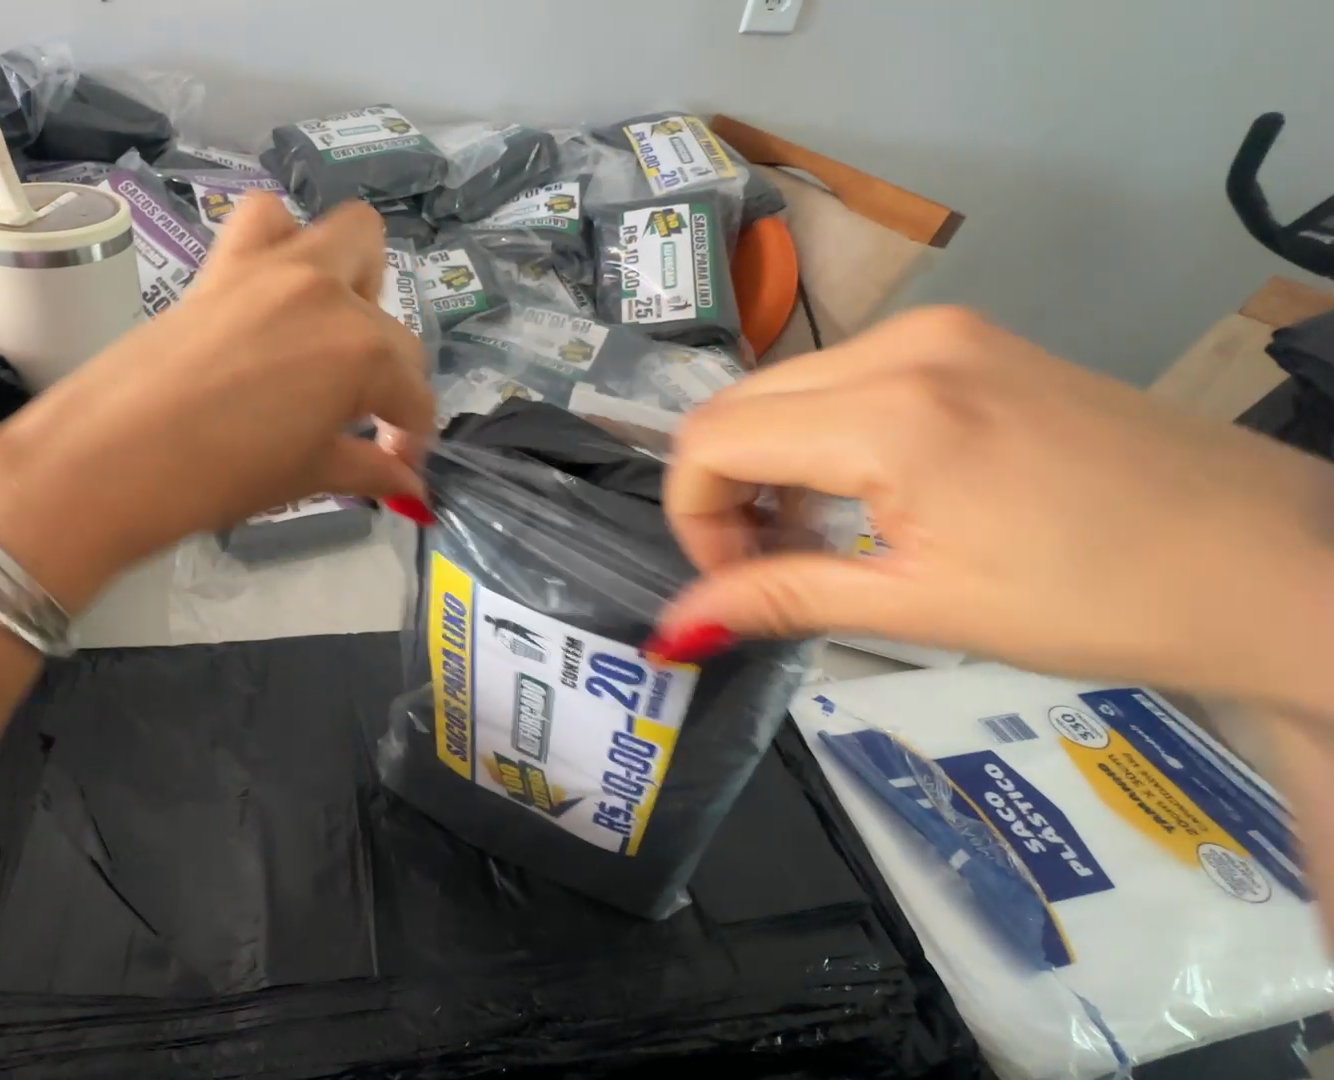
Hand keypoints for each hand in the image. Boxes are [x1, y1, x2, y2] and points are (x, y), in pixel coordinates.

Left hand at [0, 194, 433, 608]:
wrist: (109, 461)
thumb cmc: (219, 479)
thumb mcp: (307, 477)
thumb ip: (368, 470)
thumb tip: (410, 484)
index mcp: (361, 353)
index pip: (413, 394)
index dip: (413, 434)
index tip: (399, 464)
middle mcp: (330, 294)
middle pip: (393, 326)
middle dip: (392, 374)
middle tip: (360, 416)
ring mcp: (276, 267)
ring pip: (352, 238)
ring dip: (359, 283)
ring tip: (330, 337)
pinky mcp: (224, 262)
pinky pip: (268, 219)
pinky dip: (284, 243)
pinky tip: (275, 293)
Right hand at [654, 306, 1333, 714]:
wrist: (1282, 564)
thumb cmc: (1102, 600)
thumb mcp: (920, 607)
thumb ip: (777, 600)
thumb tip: (673, 629)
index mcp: (889, 413)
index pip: (710, 442)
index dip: (693, 517)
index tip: (733, 578)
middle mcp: (901, 346)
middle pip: (733, 407)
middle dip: (720, 491)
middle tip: (762, 562)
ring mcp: (937, 332)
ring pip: (778, 392)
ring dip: (765, 466)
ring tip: (812, 535)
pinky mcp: (963, 340)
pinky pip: (835, 382)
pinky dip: (812, 440)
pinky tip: (856, 494)